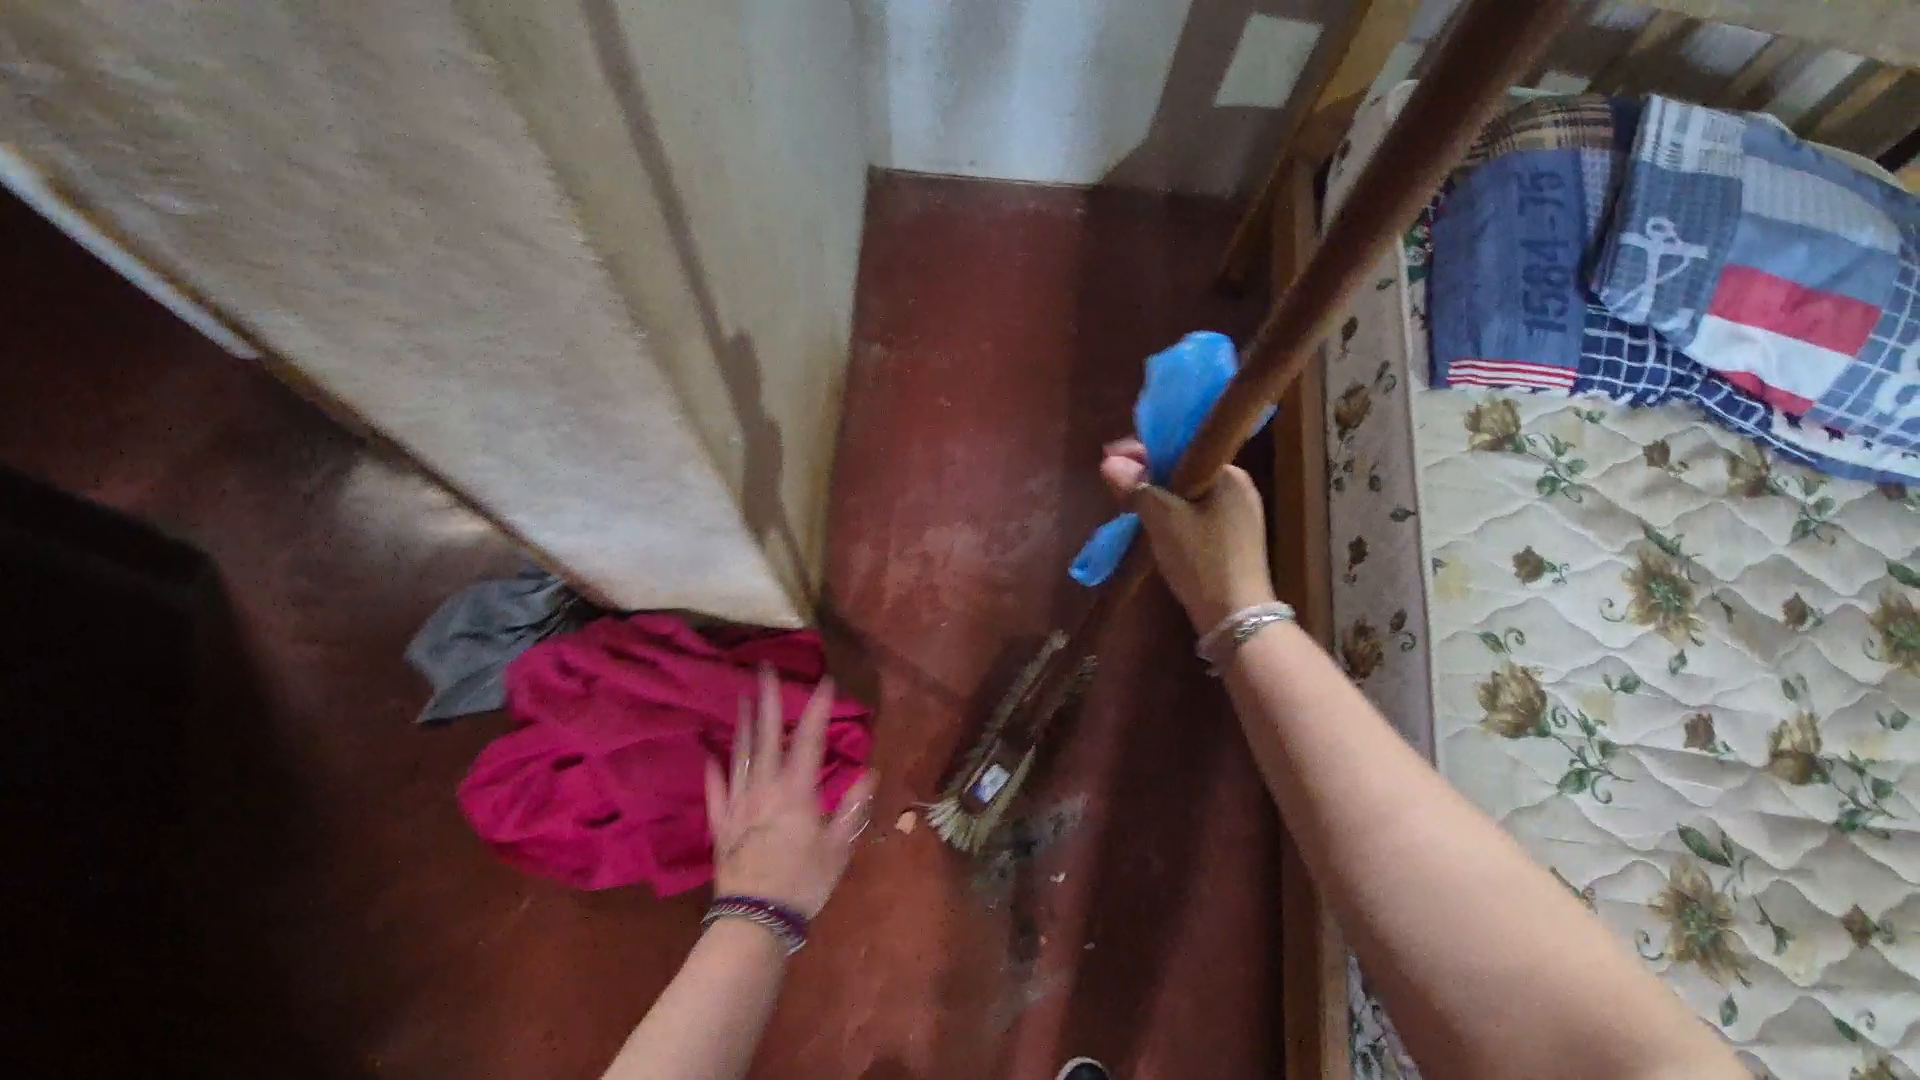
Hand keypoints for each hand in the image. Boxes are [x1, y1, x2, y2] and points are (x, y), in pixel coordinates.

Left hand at [705, 668, 876, 919]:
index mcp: (797, 792)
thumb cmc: (804, 881)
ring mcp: (739, 804)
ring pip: (740, 756)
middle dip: (768, 701)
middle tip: (765, 670)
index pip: (809, 741)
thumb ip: (852, 808)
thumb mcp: (839, 847)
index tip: (825, 682)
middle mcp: (765, 789)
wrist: (756, 917)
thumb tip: (869, 773)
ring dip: (742, 725)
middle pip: (767, 737)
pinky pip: (715, 792)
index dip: (817, 710)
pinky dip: (713, 770)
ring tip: (741, 698)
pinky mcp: (721, 824)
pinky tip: (709, 754)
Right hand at [1100, 437, 1275, 630]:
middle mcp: (1237, 488)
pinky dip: (1170, 515)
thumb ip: (1137, 487)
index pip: (1180, 448)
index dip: (1142, 451)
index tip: (1110, 459)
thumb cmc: (1202, 560)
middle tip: (1113, 484)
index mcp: (1229, 473)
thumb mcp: (1164, 520)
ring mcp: (1237, 515)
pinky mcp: (1232, 540)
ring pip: (1186, 494)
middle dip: (1146, 475)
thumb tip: (1109, 463)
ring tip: (1125, 503)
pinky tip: (1150, 524)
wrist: (1236, 616)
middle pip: (1183, 470)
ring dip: (1156, 496)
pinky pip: (1194, 514)